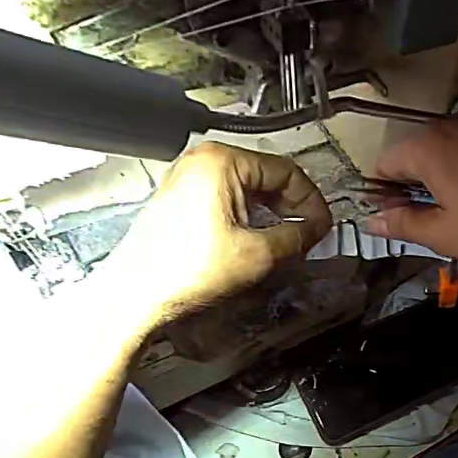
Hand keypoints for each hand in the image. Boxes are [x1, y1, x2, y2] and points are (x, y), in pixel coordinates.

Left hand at [95, 142, 330, 327]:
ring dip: (271, 215)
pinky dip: (247, 219)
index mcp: (222, 162)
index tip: (321, 226)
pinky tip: (255, 243)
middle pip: (266, 177)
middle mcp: (202, 162)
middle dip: (292, 208)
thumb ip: (296, 237)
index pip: (286, 171)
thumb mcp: (258, 255)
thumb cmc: (184, 271)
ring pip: (246, 190)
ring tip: (285, 243)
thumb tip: (314, 231)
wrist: (136, 295)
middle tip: (308, 235)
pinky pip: (225, 200)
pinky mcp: (180, 201)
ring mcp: (187, 180)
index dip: (311, 201)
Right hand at [365, 121, 457, 273]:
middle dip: (410, 184)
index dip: (381, 192)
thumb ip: (403, 223)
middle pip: (415, 153)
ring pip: (447, 151)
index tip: (389, 219)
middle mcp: (453, 126)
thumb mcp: (443, 234)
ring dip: (439, 179)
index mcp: (428, 147)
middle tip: (418, 221)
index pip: (385, 162)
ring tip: (452, 214)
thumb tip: (372, 222)